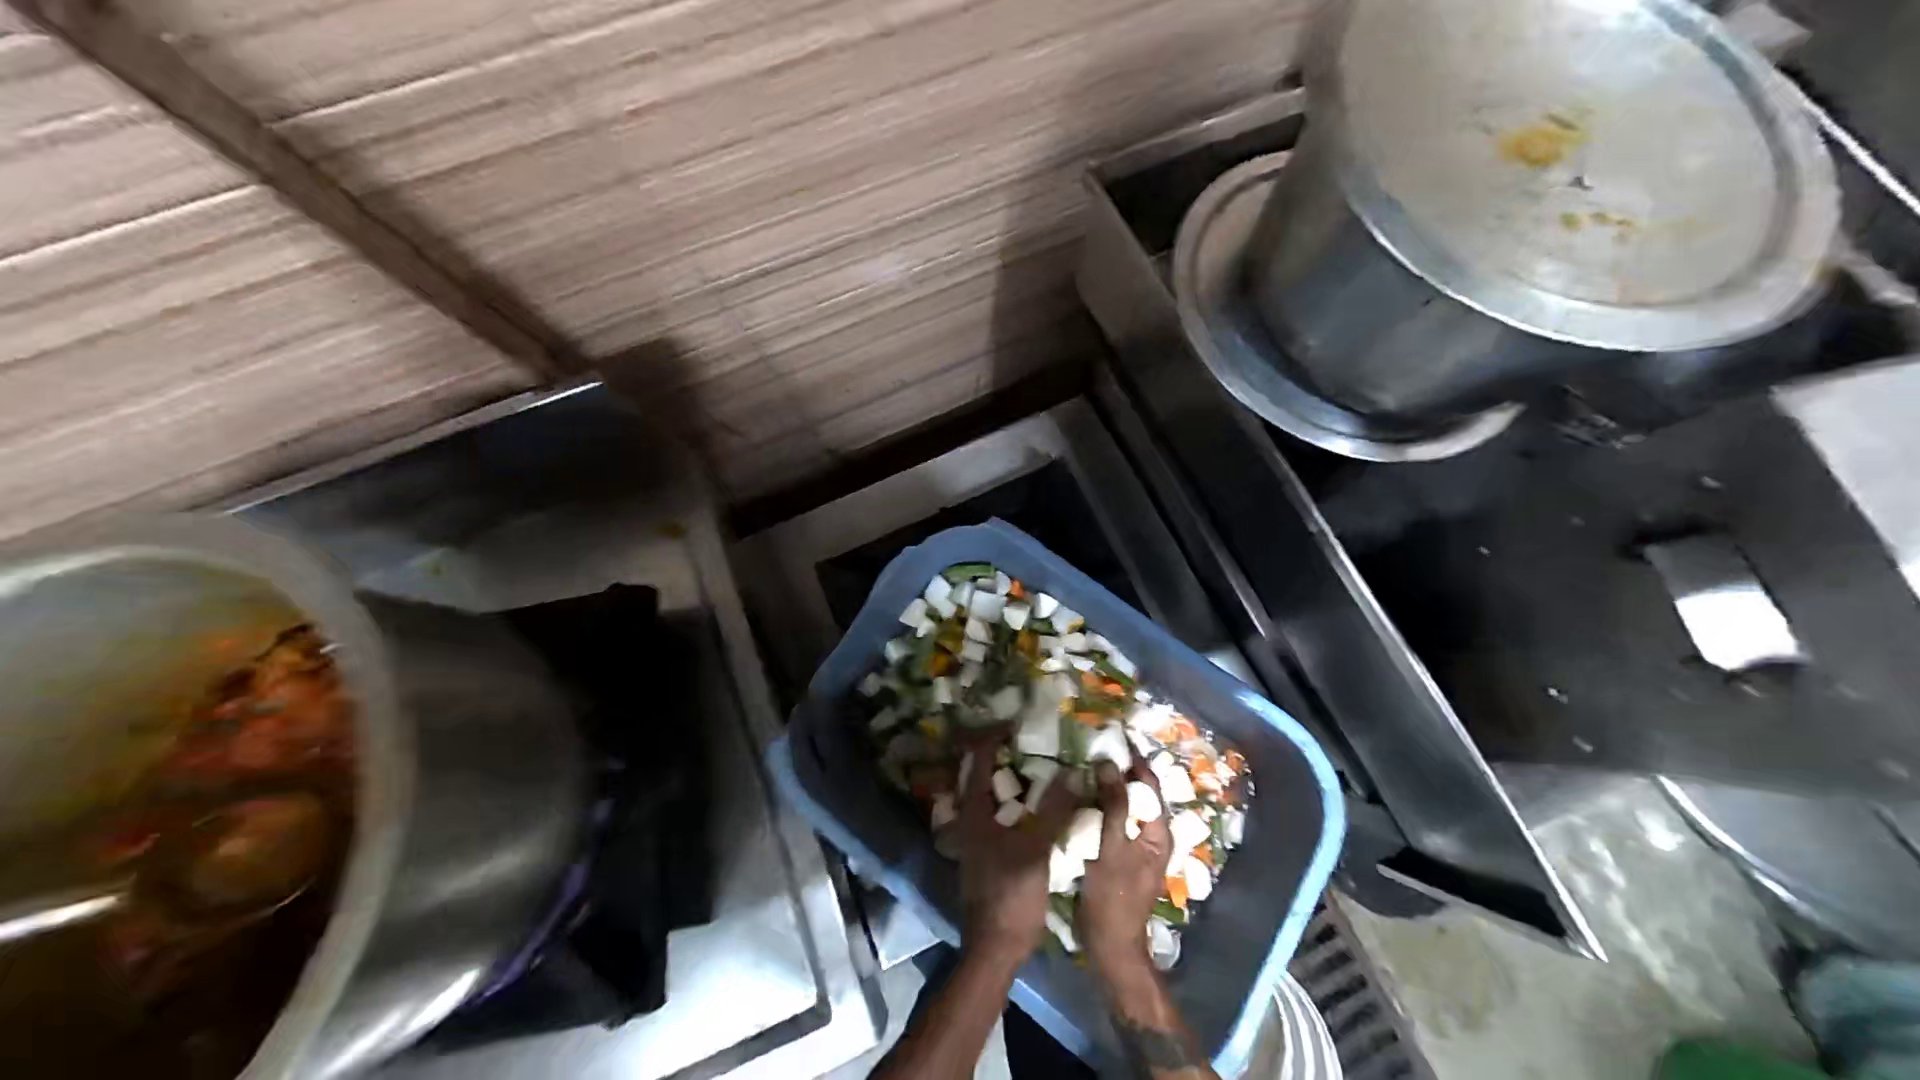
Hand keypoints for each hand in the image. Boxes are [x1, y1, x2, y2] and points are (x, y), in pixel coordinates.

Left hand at [956, 732, 1075, 963]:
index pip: (977, 760)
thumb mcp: (1035, 849)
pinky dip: (1018, 802)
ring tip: (1042, 765)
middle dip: (1004, 755)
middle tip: (1034, 741)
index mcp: (973, 812)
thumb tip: (1071, 772)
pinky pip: (1002, 814)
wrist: (995, 947)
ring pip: (993, 795)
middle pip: (982, 774)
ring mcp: (978, 836)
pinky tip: (1041, 803)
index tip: (1019, 724)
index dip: (994, 737)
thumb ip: (1053, 810)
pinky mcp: (989, 851)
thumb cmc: (1011, 895)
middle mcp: (970, 818)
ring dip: (1013, 778)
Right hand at [1079, 761, 1172, 978]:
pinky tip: (1079, 795)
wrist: (1108, 944)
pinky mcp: (1118, 853)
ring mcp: (1134, 845)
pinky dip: (1098, 804)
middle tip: (1092, 744)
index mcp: (1158, 831)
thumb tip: (1110, 763)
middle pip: (1137, 793)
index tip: (1113, 734)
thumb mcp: (1112, 846)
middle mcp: (1150, 834)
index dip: (1134, 759)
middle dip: (1118, 769)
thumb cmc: (1113, 896)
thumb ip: (1113, 804)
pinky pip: (1111, 819)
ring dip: (1106, 785)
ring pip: (1122, 805)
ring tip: (1082, 763)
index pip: (1149, 784)